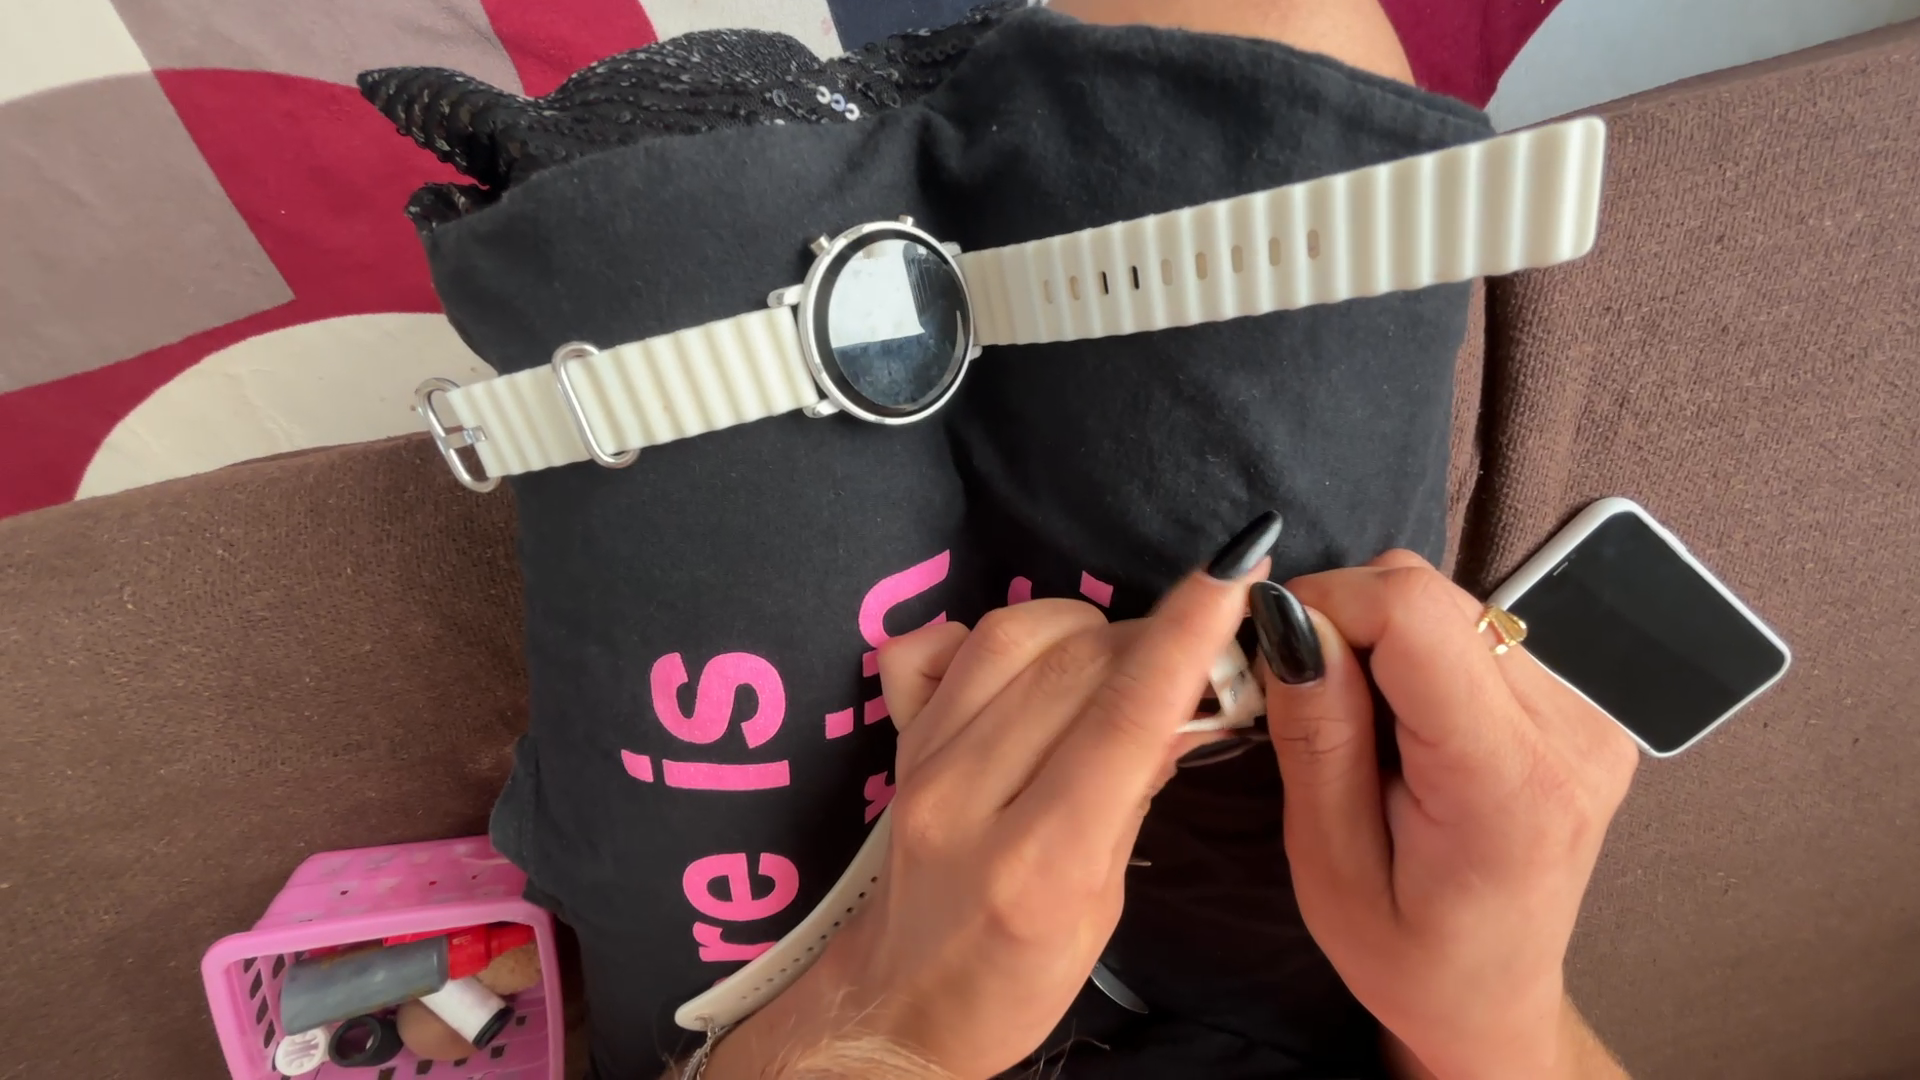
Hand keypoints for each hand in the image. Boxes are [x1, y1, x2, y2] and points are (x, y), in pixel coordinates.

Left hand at [704, 515, 1278, 1078]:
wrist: (903, 996)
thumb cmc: (1018, 973)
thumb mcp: (1104, 905)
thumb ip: (1135, 790)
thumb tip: (1184, 696)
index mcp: (1039, 863)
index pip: (1124, 718)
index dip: (1185, 635)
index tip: (1232, 572)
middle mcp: (967, 795)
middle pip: (1071, 665)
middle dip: (1145, 637)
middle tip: (1180, 652)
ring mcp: (920, 760)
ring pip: (1008, 636)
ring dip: (1079, 627)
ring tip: (1107, 657)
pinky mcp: (896, 740)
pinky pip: (933, 646)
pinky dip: (985, 632)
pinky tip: (1021, 663)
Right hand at [1255, 551, 1638, 1079]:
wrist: (1492, 993)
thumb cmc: (1401, 948)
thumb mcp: (1327, 859)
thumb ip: (1315, 734)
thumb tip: (1291, 621)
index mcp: (1508, 778)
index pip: (1412, 612)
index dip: (1324, 604)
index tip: (1276, 653)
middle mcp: (1569, 725)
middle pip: (1424, 592)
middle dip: (1339, 620)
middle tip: (1305, 692)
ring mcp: (1584, 707)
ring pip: (1438, 596)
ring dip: (1370, 633)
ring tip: (1353, 713)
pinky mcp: (1573, 698)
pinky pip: (1460, 621)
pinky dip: (1404, 646)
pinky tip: (1396, 711)